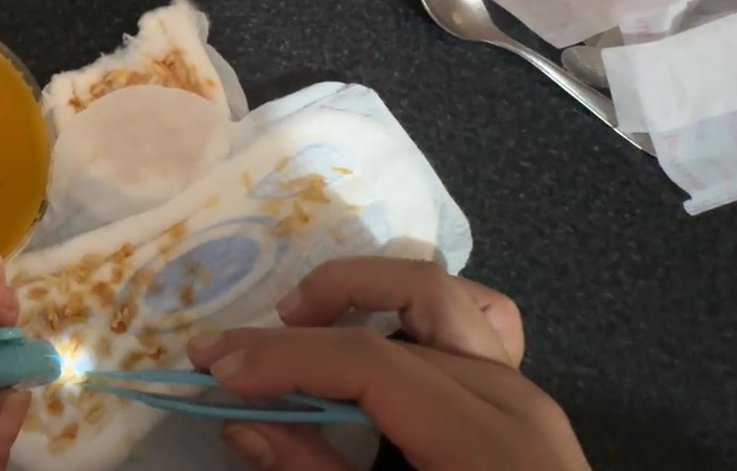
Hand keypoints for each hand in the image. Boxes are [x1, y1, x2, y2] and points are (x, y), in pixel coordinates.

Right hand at [190, 257, 588, 470]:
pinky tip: (365, 325)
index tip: (217, 370)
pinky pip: (469, 316)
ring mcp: (519, 388)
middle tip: (243, 348)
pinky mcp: (513, 393)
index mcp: (492, 447)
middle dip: (306, 317)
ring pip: (434, 289)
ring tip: (299, 317)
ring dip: (355, 288)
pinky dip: (405, 304)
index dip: (285, 359)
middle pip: (395, 310)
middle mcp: (513, 399)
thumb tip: (237, 420)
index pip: (370, 364)